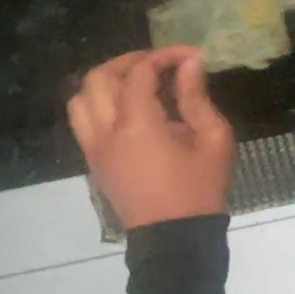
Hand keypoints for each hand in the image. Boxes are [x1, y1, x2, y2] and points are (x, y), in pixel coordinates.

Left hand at [67, 46, 234, 229]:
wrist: (174, 238)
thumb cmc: (200, 186)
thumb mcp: (213, 138)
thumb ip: (196, 97)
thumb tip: (190, 62)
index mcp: (138, 126)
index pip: (140, 72)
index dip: (165, 55)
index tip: (192, 56)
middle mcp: (107, 133)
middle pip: (97, 79)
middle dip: (129, 61)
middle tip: (160, 62)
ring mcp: (95, 149)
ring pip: (81, 100)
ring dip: (108, 81)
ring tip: (140, 81)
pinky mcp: (94, 161)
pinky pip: (83, 121)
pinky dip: (101, 103)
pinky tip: (132, 107)